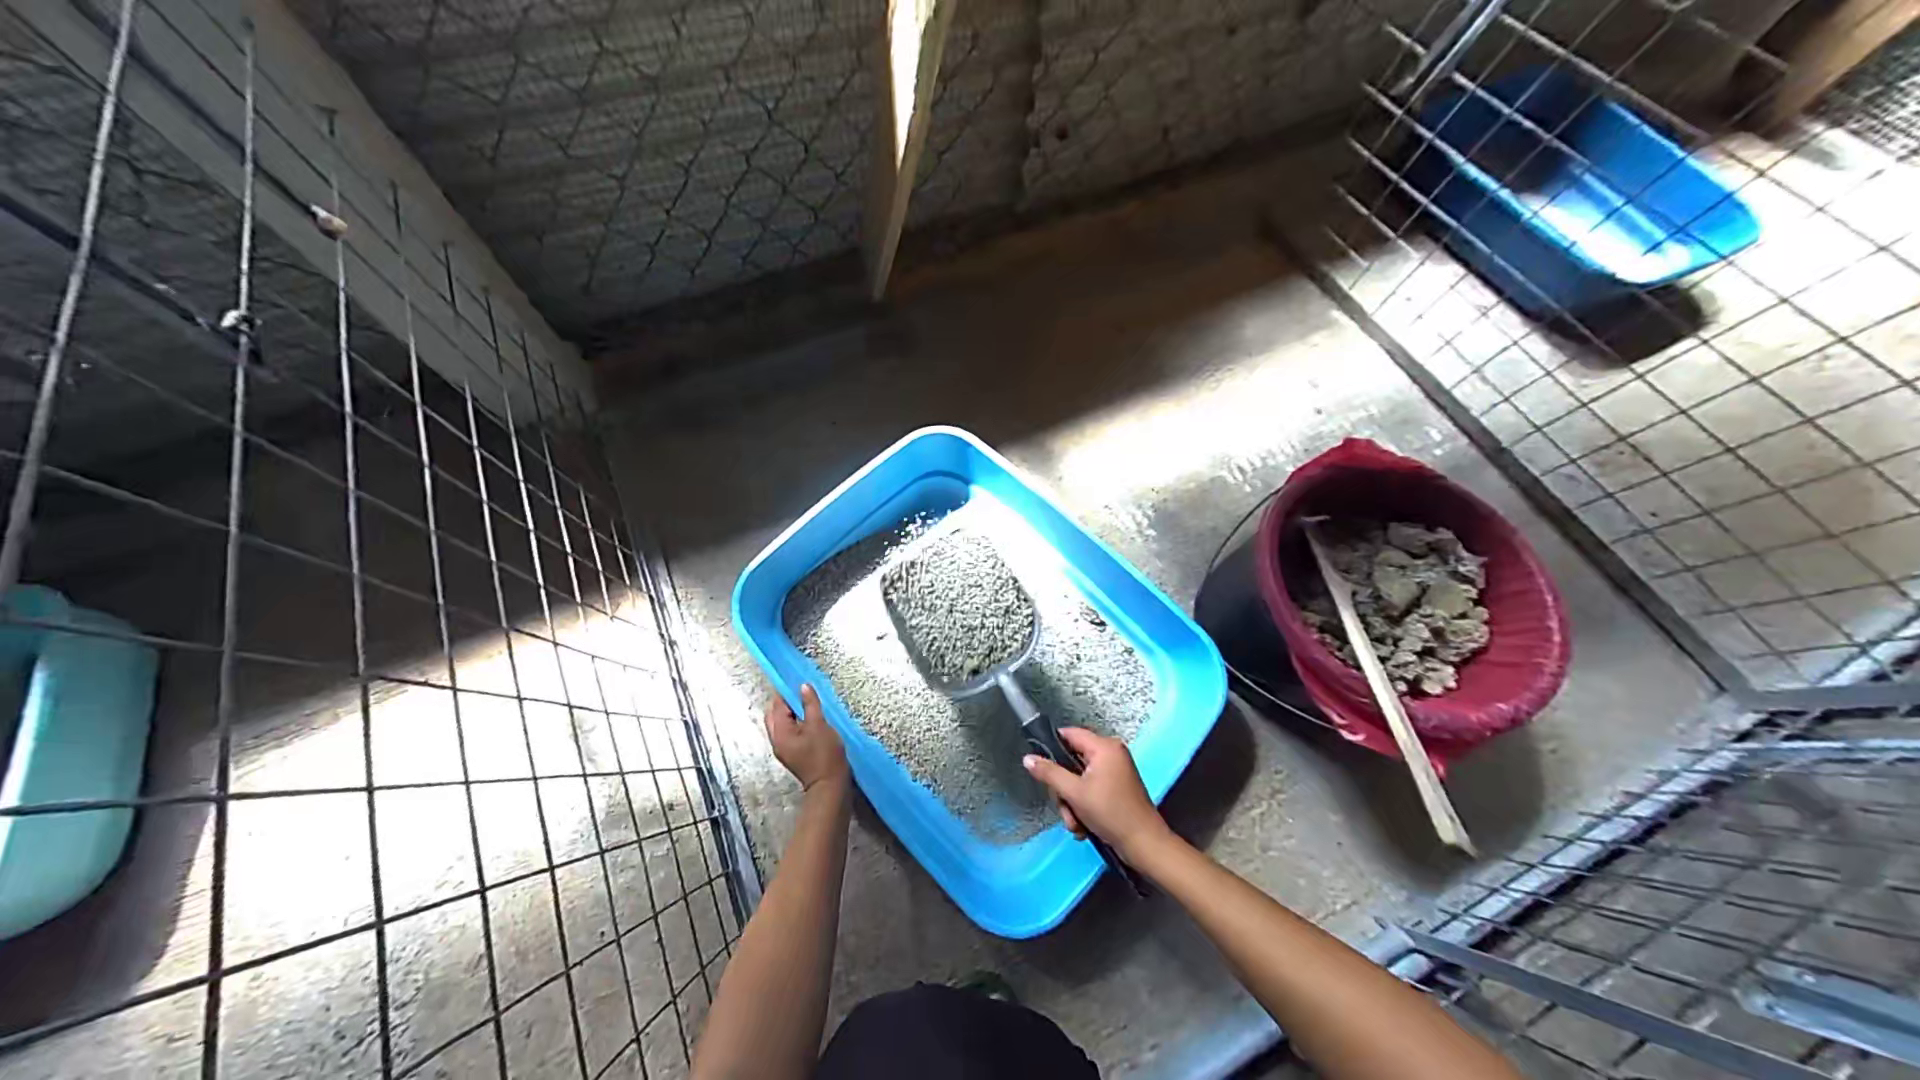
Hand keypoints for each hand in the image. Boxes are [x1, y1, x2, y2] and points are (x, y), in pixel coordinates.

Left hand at [765, 683, 848, 791]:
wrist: (830, 784)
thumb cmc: (824, 754)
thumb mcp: (819, 725)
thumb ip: (810, 704)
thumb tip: (803, 687)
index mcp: (780, 733)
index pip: (777, 706)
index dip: (786, 692)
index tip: (796, 680)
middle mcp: (777, 740)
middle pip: (774, 715)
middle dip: (785, 702)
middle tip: (801, 692)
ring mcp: (783, 748)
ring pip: (781, 724)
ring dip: (790, 712)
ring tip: (807, 703)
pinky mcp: (792, 753)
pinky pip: (788, 732)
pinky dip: (794, 722)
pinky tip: (808, 718)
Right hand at [1023, 728, 1169, 858]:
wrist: (1144, 844)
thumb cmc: (1111, 813)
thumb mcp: (1074, 793)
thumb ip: (1049, 773)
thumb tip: (1028, 758)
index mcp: (1105, 747)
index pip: (1069, 734)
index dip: (1051, 747)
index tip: (1040, 765)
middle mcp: (1111, 754)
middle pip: (1072, 761)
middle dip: (1064, 789)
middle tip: (1066, 807)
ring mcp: (1115, 772)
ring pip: (1078, 780)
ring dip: (1072, 803)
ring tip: (1076, 823)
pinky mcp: (1116, 789)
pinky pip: (1090, 790)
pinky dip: (1084, 807)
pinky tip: (1084, 826)